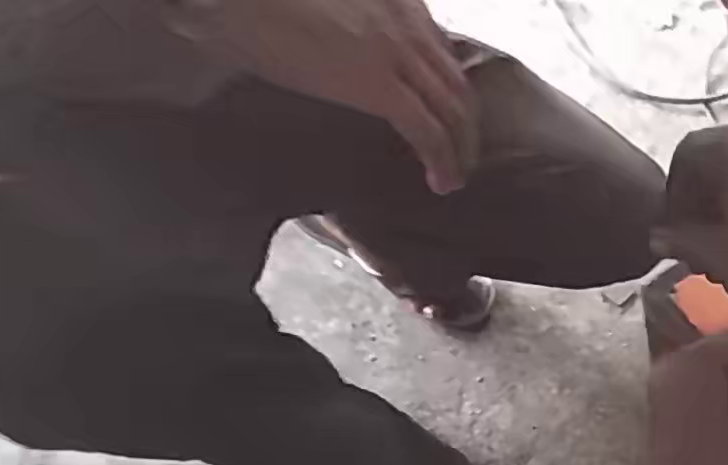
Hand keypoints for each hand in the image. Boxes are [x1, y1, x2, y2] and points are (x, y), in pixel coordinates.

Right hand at [192, 0, 476, 193]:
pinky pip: (430, 133)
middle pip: (458, 88)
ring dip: (460, 153)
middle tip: (462, 162)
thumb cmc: (261, 0)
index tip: (449, 125)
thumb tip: (358, 63)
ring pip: (454, 114)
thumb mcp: (329, 10)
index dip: (453, 98)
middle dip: (466, 132)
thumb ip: (358, 28)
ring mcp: (395, 51)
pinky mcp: (380, 85)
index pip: (443, 56)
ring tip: (453, 179)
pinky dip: (443, 163)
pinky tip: (440, 183)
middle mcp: (405, 21)